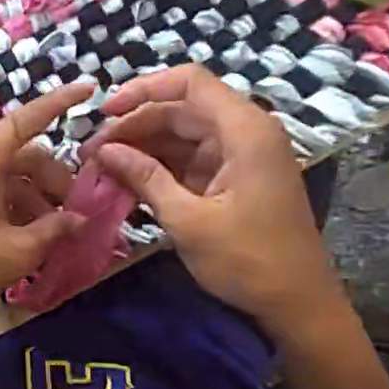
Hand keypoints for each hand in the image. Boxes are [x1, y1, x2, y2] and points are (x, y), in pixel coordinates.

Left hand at [0, 82, 93, 323]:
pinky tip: (33, 237)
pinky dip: (19, 207)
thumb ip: (54, 230)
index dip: (60, 102)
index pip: (27, 119)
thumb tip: (80, 219)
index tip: (89, 88)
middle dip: (57, 180)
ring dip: (39, 198)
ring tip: (59, 233)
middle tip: (79, 213)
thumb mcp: (16, 251)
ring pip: (13, 176)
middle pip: (27, 155)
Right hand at [86, 66, 343, 332]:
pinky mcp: (231, 177)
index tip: (104, 112)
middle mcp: (244, 133)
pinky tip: (125, 179)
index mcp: (244, 131)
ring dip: (141, 146)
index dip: (142, 89)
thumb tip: (103, 150)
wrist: (298, 306)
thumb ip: (145, 178)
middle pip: (180, 108)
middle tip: (91, 151)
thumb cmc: (248, 261)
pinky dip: (157, 166)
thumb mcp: (189, 220)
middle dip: (134, 124)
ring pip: (180, 134)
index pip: (189, 82)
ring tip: (100, 165)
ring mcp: (238, 155)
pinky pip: (188, 158)